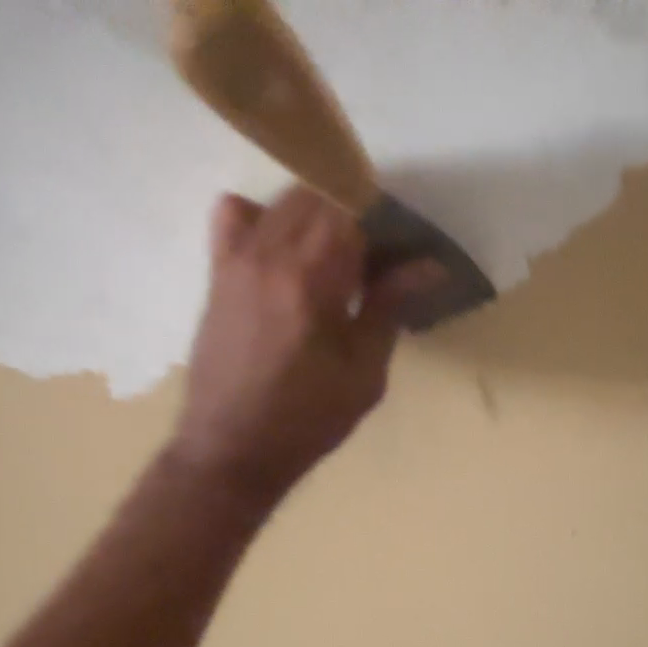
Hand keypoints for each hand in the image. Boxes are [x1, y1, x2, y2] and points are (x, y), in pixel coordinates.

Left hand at [169, 186, 438, 501]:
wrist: (230, 450)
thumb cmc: (307, 421)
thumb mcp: (364, 373)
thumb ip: (391, 308)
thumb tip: (430, 265)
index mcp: (313, 278)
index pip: (355, 208)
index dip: (386, 218)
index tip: (404, 247)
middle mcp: (270, 253)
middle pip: (320, 195)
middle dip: (356, 213)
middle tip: (377, 256)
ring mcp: (237, 258)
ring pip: (284, 201)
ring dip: (318, 213)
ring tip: (337, 256)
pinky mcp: (217, 273)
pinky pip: (235, 216)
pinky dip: (264, 216)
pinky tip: (283, 249)